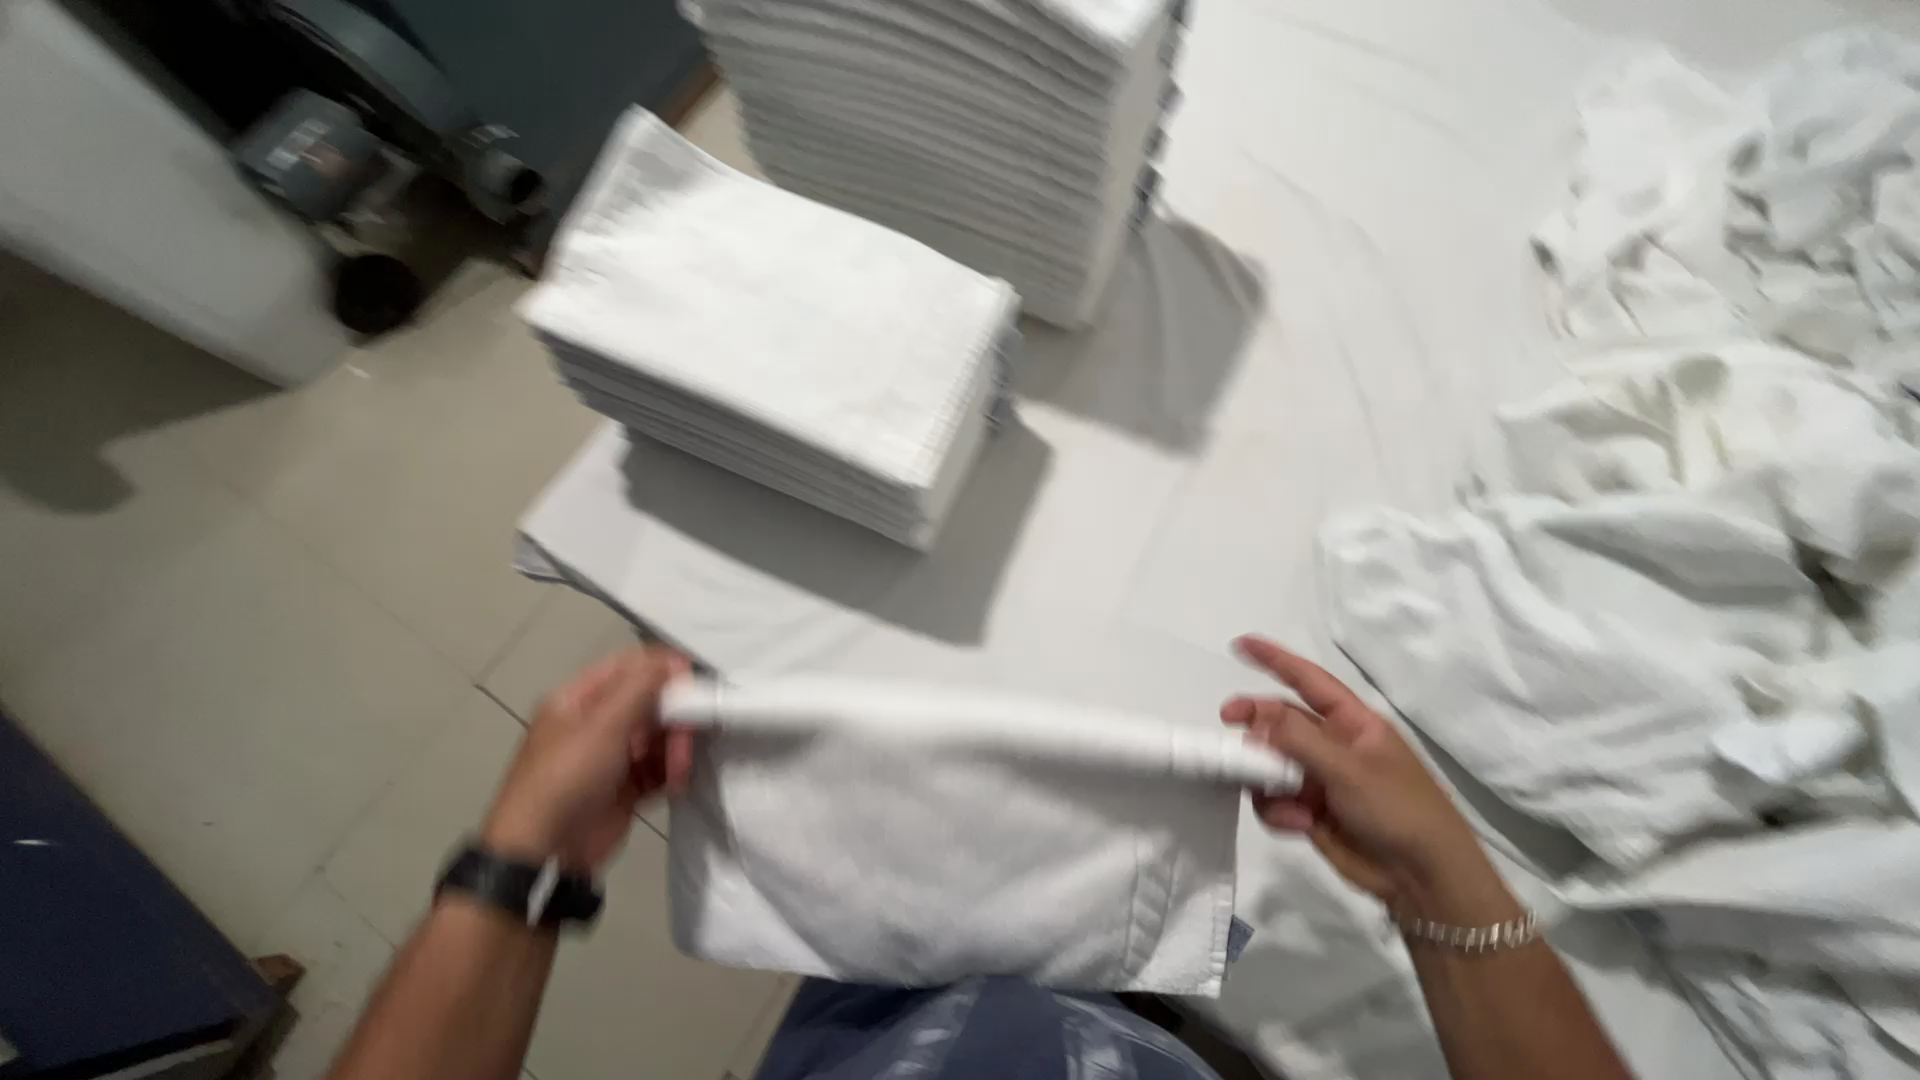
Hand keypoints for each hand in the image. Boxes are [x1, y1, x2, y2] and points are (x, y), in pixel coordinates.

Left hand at [481, 647, 693, 872]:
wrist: (545, 853)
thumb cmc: (567, 777)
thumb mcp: (603, 724)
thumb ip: (643, 686)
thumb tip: (675, 660)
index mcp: (579, 700)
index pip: (628, 667)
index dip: (663, 668)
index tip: (695, 678)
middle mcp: (595, 724)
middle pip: (649, 703)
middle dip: (674, 717)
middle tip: (688, 736)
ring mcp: (610, 757)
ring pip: (658, 736)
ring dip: (675, 749)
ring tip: (679, 771)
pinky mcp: (625, 787)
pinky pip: (658, 768)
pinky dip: (672, 772)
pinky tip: (677, 783)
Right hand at [1223, 635, 1489, 906]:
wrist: (1424, 881)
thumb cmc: (1400, 810)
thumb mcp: (1349, 769)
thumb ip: (1298, 739)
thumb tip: (1254, 718)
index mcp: (1353, 724)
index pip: (1309, 681)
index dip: (1275, 659)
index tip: (1240, 644)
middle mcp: (1332, 746)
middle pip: (1280, 721)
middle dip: (1255, 722)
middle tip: (1227, 722)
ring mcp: (1319, 779)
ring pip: (1269, 762)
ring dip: (1265, 776)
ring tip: (1278, 796)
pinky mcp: (1309, 811)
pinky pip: (1273, 799)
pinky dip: (1277, 809)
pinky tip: (1296, 824)